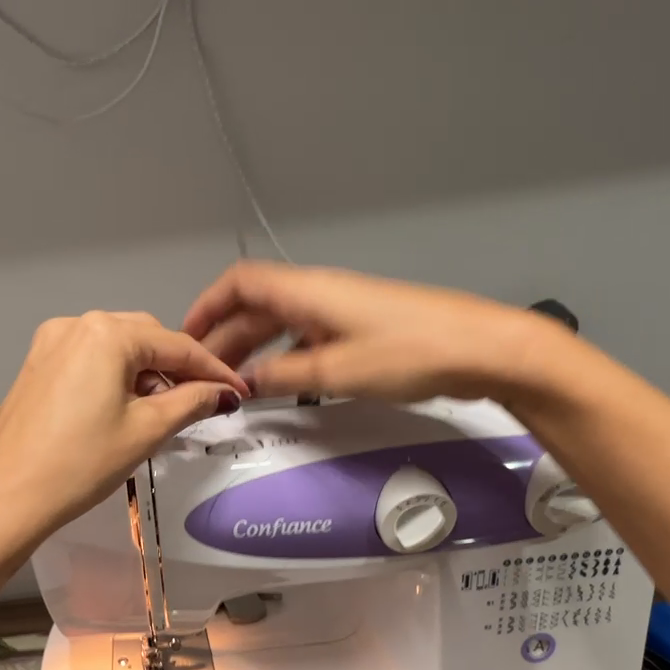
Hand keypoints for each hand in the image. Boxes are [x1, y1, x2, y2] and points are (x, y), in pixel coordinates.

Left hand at [0, 311, 246, 548]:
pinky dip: (116, 376)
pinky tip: (126, 408)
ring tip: (164, 410)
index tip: (236, 390)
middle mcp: (74, 325)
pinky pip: (89, 359)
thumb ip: (190, 402)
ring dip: (146, 371)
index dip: (211, 369)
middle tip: (203, 401)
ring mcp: (49, 343)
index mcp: (105, 334)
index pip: (175, 344)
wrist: (7, 497)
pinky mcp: (36, 365)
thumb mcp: (145, 431)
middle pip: (145, 337)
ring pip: (116, 347)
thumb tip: (220, 392)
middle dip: (177, 367)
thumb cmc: (78, 465)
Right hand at [182, 261, 574, 403]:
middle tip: (204, 377)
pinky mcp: (360, 330)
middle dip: (226, 338)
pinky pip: (306, 339)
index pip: (240, 283)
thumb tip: (243, 385)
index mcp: (307, 292)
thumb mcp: (336, 372)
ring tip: (233, 386)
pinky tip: (279, 384)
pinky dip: (284, 359)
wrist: (483, 349)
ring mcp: (341, 311)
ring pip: (281, 325)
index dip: (208, 306)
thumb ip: (283, 378)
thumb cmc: (408, 352)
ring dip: (253, 351)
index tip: (187, 339)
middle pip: (256, 308)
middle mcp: (319, 294)